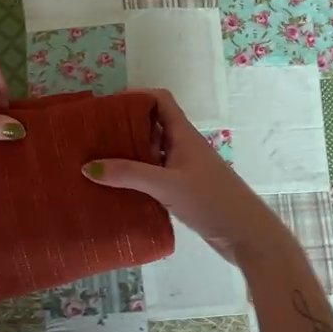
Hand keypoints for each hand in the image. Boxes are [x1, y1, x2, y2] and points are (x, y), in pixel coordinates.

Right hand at [81, 89, 292, 265]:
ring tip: (99, 161)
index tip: (109, 106)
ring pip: (153, 152)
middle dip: (125, 126)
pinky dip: (137, 176)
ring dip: (130, 154)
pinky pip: (155, 174)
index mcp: (183, 134)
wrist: (246, 234)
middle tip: (95, 135)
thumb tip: (87, 167)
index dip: (136, 97)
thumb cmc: (210, 199)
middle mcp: (184, 146)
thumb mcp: (165, 184)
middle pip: (152, 125)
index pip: (160, 100)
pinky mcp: (184, 190)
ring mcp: (185, 169)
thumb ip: (128, 175)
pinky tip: (119, 188)